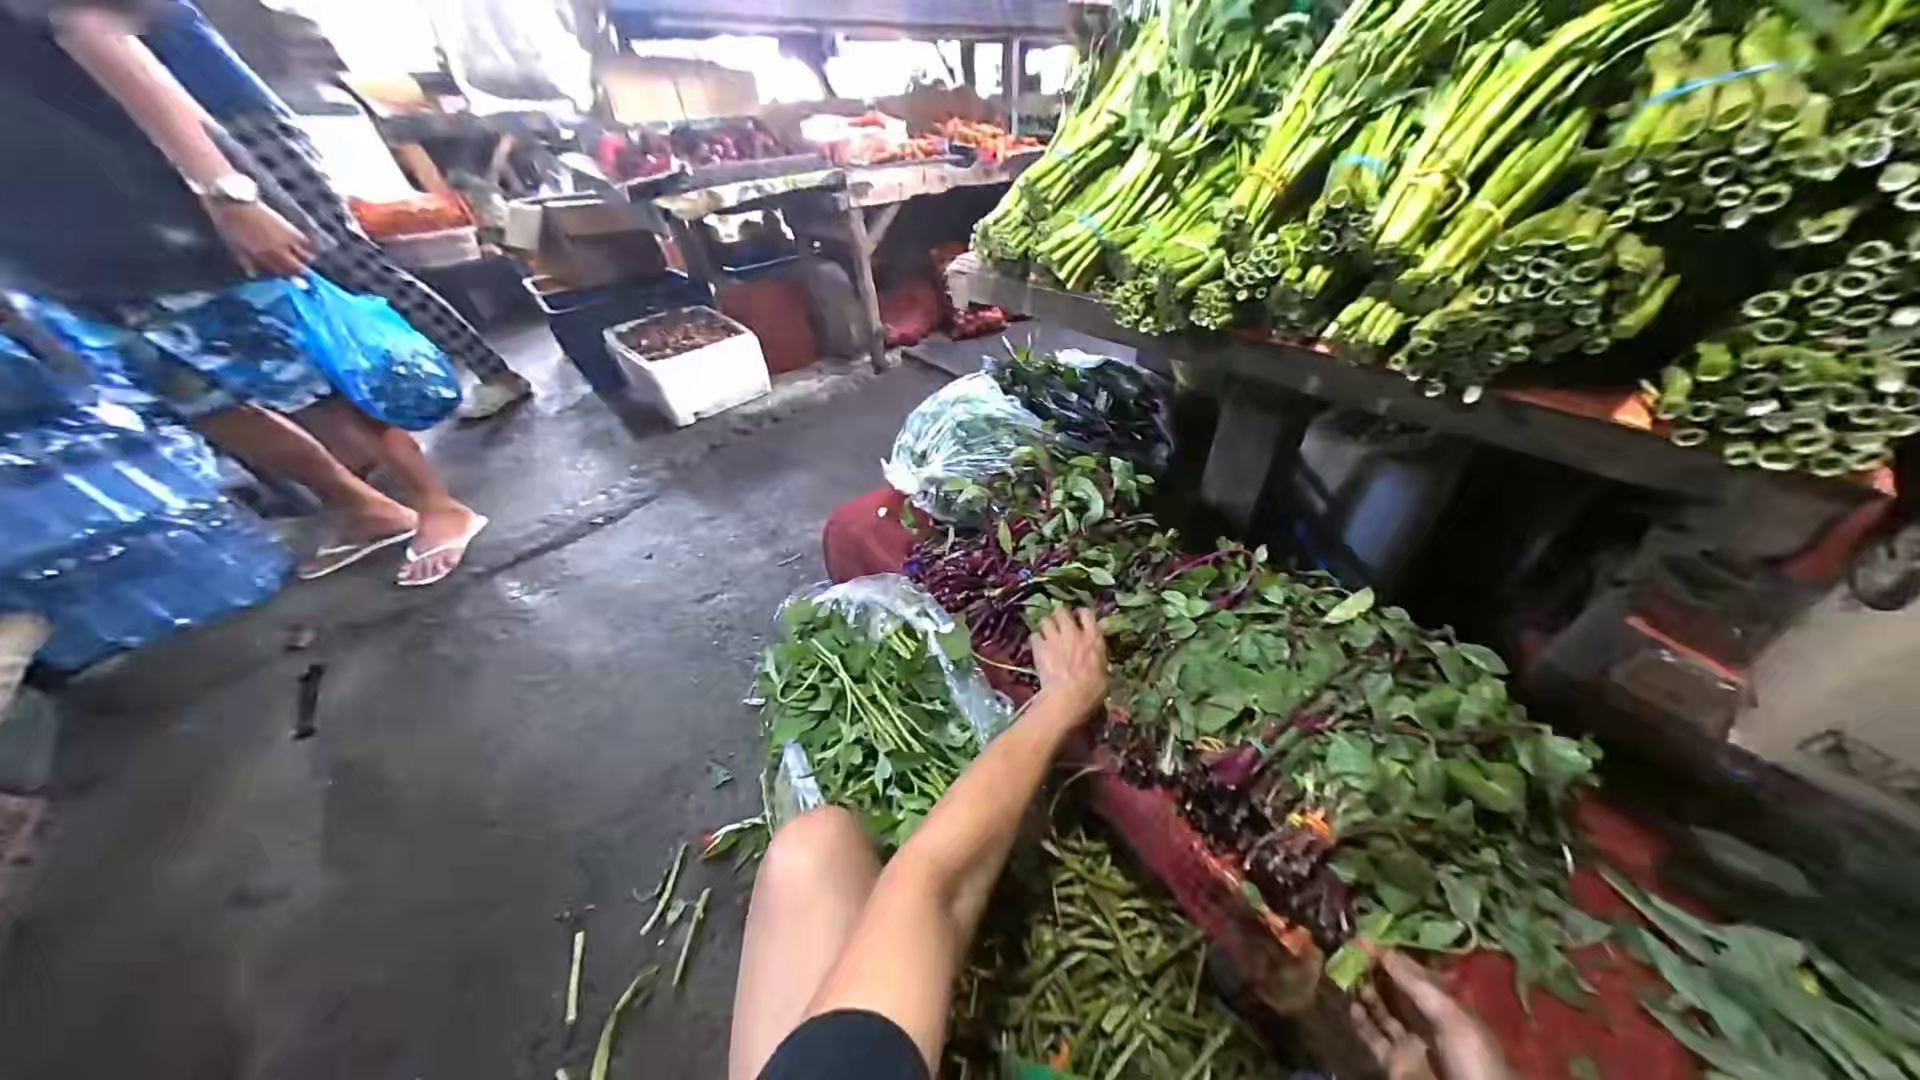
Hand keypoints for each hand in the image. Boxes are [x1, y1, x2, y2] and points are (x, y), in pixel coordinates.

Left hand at [203, 199, 314, 276]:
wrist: (231, 199)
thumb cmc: (227, 220)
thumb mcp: (232, 242)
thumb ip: (244, 259)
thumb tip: (253, 274)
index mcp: (261, 255)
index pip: (280, 272)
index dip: (285, 276)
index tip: (289, 277)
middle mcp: (276, 250)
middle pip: (297, 268)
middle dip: (299, 271)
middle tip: (300, 270)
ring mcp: (286, 240)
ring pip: (306, 257)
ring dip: (306, 259)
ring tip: (304, 257)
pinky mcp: (291, 230)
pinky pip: (308, 243)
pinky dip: (311, 247)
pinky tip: (309, 247)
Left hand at [1029, 607, 1106, 721]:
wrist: (1066, 698)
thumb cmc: (1091, 691)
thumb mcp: (1104, 675)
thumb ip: (1097, 660)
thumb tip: (1095, 660)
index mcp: (1093, 639)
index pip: (1087, 613)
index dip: (1081, 613)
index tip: (1079, 616)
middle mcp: (1073, 633)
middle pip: (1062, 611)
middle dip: (1059, 613)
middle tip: (1058, 619)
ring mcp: (1054, 639)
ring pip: (1045, 620)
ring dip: (1046, 624)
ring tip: (1046, 631)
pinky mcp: (1039, 648)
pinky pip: (1034, 636)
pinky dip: (1035, 639)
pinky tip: (1037, 645)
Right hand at [1352, 950, 1508, 1079]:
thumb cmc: (1472, 1063)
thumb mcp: (1451, 1017)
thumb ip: (1413, 982)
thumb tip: (1376, 946)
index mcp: (1451, 1012)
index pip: (1418, 976)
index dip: (1394, 956)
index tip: (1367, 937)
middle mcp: (1430, 1025)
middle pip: (1397, 991)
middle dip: (1376, 971)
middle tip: (1351, 950)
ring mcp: (1411, 1045)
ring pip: (1381, 1010)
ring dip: (1365, 991)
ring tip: (1347, 973)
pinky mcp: (1393, 1063)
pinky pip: (1371, 1036)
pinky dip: (1359, 1019)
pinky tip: (1350, 1003)